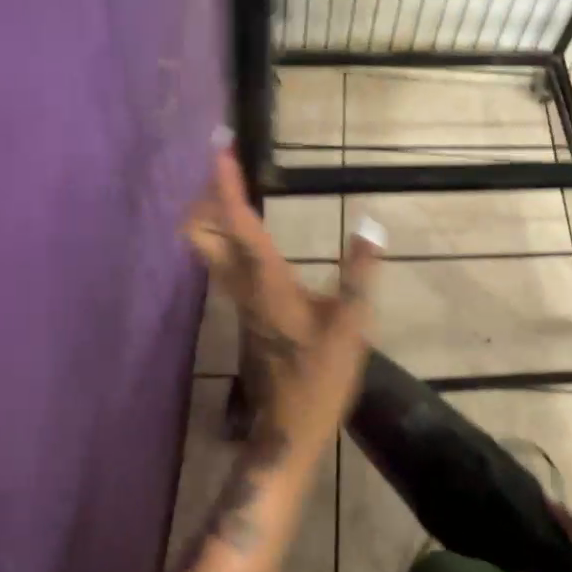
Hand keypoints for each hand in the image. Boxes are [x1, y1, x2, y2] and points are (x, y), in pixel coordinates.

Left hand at [183, 143, 383, 456]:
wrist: (288, 428)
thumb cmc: (321, 377)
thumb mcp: (351, 326)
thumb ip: (360, 273)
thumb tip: (371, 224)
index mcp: (265, 279)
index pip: (237, 220)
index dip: (224, 180)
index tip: (220, 143)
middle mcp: (241, 282)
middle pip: (200, 229)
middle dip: (207, 191)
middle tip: (230, 162)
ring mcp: (236, 297)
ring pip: (206, 244)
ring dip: (213, 210)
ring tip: (239, 183)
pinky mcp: (242, 307)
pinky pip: (220, 257)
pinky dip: (224, 230)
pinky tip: (250, 226)